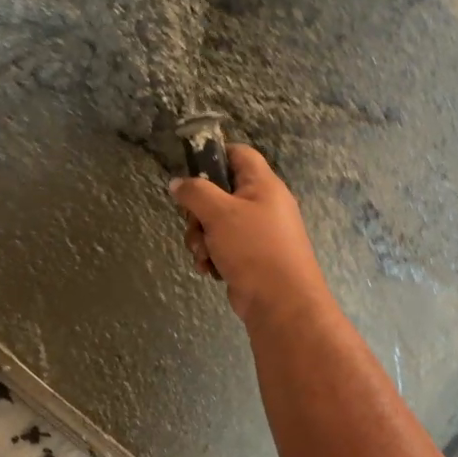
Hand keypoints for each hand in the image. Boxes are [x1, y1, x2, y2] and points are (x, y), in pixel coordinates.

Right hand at [168, 145, 335, 329]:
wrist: (281, 302)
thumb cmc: (253, 248)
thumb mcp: (219, 213)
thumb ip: (194, 192)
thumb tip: (177, 183)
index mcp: (263, 185)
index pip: (239, 154)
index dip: (214, 155)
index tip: (190, 171)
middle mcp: (263, 204)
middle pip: (219, 193)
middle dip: (198, 211)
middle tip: (194, 224)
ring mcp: (258, 232)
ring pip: (216, 223)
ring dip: (200, 237)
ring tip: (202, 254)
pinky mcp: (251, 256)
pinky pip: (222, 246)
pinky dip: (211, 255)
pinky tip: (208, 268)